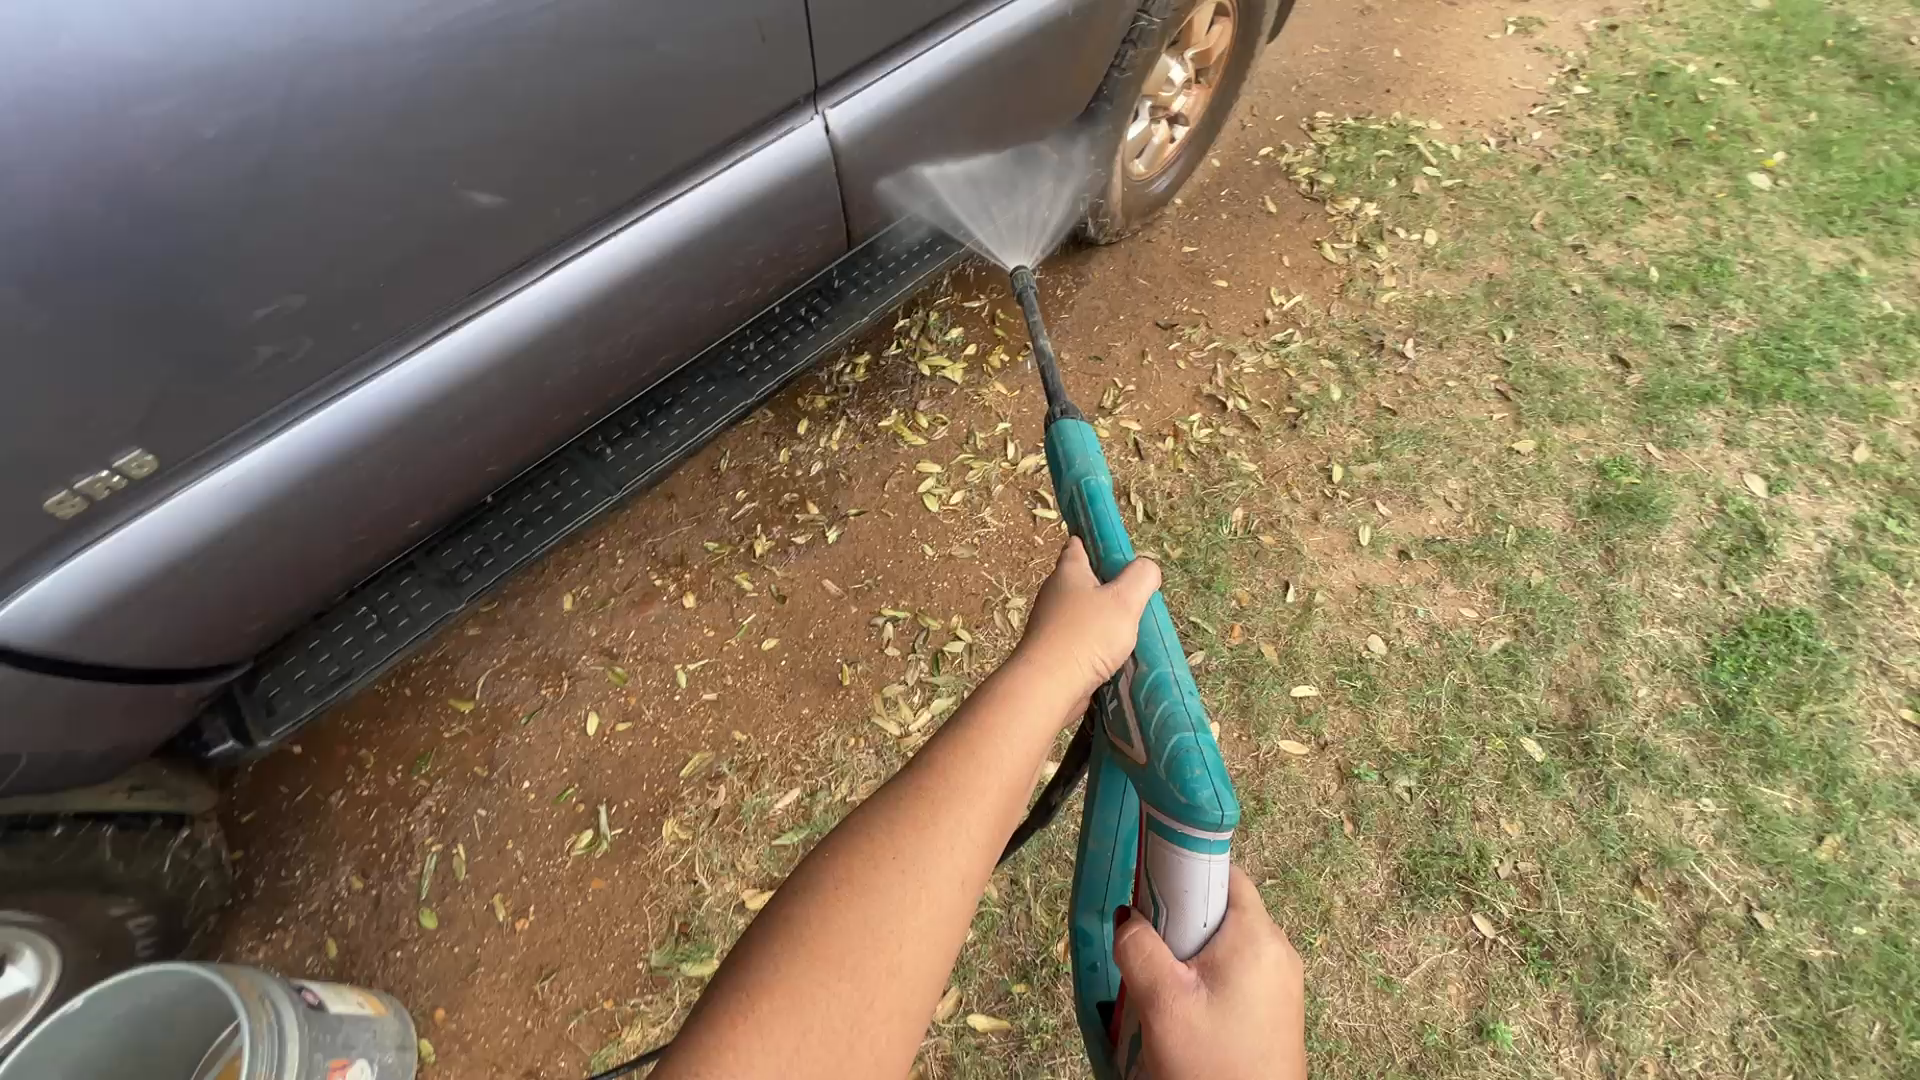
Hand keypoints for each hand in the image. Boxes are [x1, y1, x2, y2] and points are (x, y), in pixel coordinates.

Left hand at [1008, 537, 1161, 708]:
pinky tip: (1113, 653)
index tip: (1114, 548)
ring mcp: (1051, 624)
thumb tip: (1147, 567)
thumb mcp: (1125, 599)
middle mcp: (1054, 594)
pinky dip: (1095, 642)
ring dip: (1102, 616)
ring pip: (1081, 612)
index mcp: (1068, 572)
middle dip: (1105, 584)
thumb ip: (1141, 577)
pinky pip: (1079, 639)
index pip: (1077, 546)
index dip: (1094, 543)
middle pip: (1081, 580)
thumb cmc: (1087, 635)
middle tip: (1134, 594)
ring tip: (1129, 627)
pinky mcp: (1053, 651)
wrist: (1049, 685)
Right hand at [1113, 865, 1306, 1079]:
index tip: (1148, 888)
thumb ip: (1137, 946)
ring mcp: (1282, 983)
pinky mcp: (1277, 1011)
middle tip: (1149, 941)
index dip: (1184, 870)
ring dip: (1190, 949)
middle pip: (1222, 906)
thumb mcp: (1161, 1002)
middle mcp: (1279, 950)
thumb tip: (1129, 918)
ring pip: (1226, 940)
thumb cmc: (1212, 1064)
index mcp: (1259, 936)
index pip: (1224, 871)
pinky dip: (1207, 973)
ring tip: (1162, 979)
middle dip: (1181, 916)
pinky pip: (1236, 969)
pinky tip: (1184, 1004)